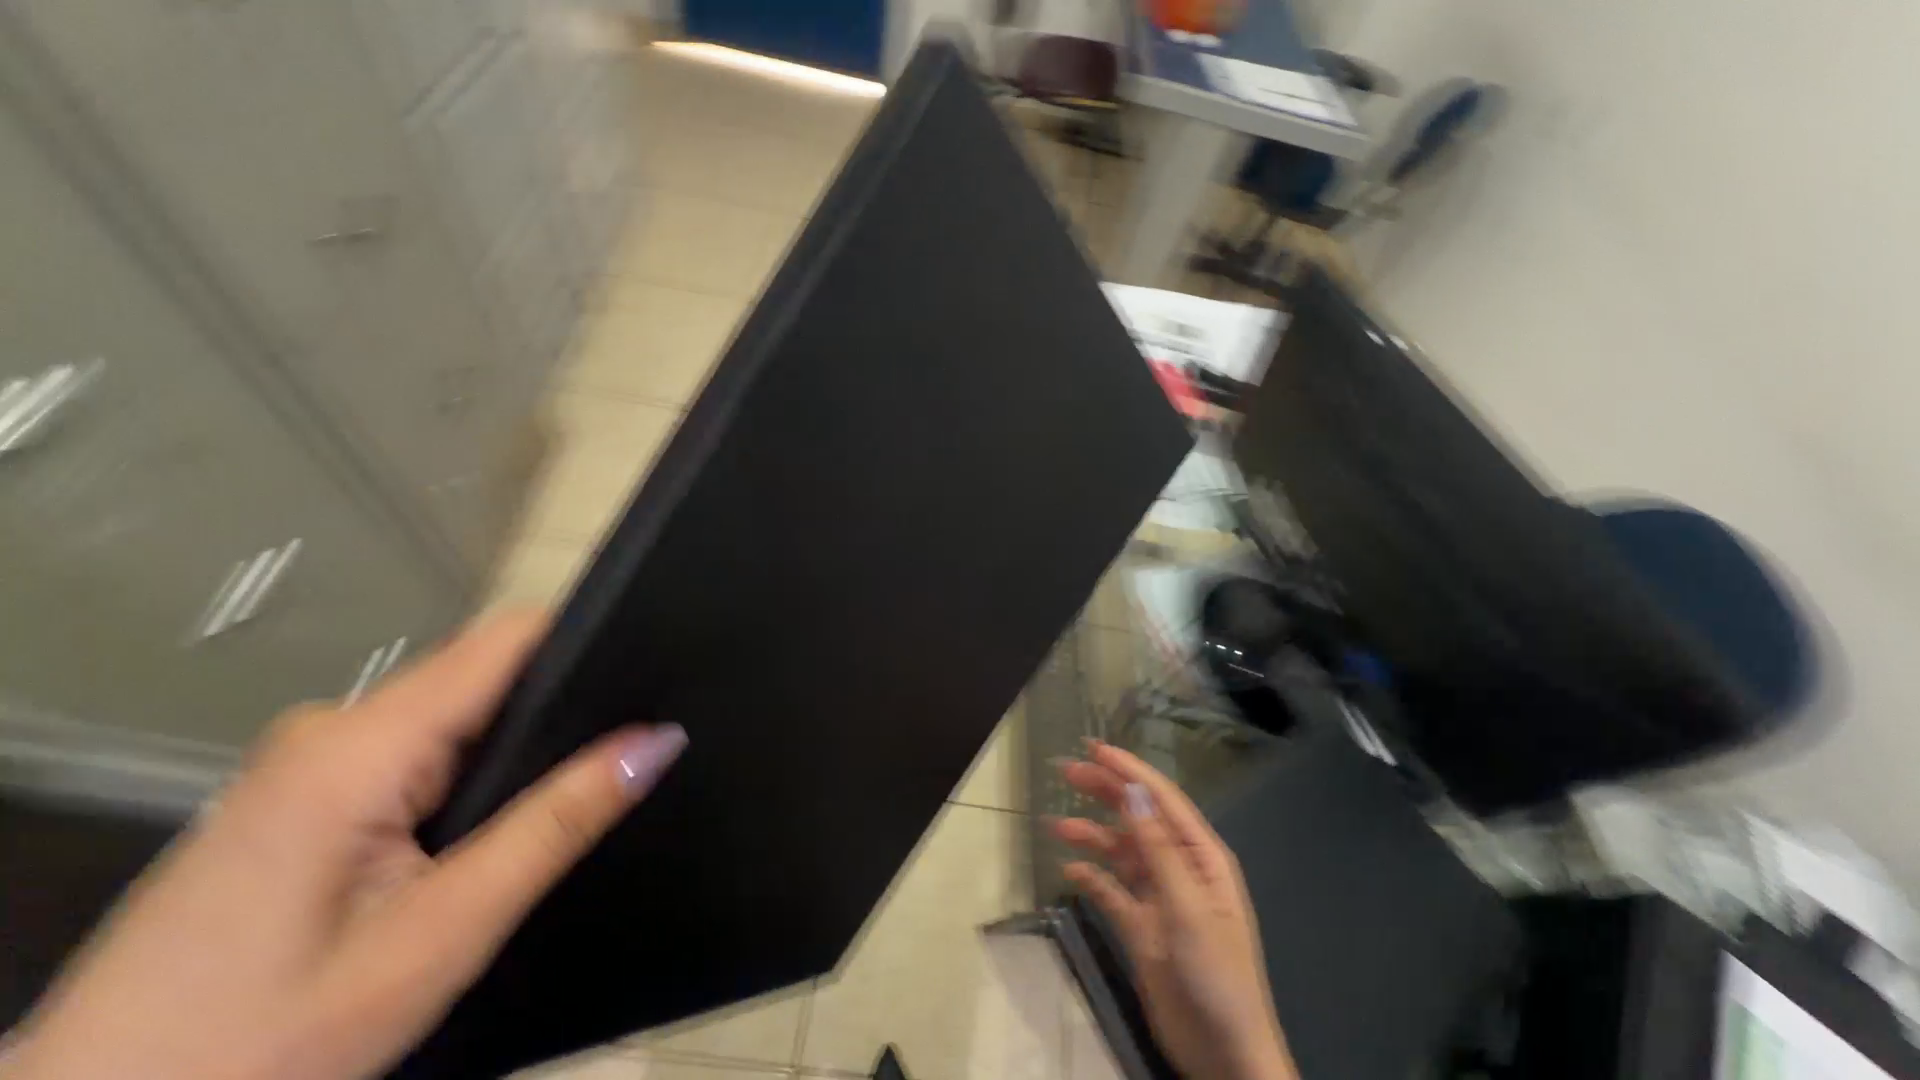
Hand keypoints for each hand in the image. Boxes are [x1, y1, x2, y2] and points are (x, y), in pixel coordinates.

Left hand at [5, 612, 686, 1079]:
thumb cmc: (274, 1036)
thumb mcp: (445, 930)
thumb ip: (557, 823)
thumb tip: (655, 741)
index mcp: (357, 745)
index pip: (502, 640)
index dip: (582, 641)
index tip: (648, 675)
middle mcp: (323, 729)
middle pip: (476, 677)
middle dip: (550, 713)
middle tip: (612, 772)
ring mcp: (299, 761)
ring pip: (444, 720)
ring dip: (503, 752)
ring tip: (547, 813)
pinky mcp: (292, 795)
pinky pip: (406, 754)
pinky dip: (457, 778)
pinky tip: (468, 839)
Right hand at [1052, 741, 1295, 1079]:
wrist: (1222, 1050)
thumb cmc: (1215, 972)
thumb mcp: (1187, 906)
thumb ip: (1158, 848)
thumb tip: (1134, 791)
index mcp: (1202, 857)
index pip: (1163, 800)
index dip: (1129, 771)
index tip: (1095, 748)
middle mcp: (1180, 868)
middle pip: (1139, 818)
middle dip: (1106, 793)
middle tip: (1066, 772)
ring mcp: (1160, 898)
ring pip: (1120, 852)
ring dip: (1091, 836)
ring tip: (1055, 825)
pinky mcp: (1142, 927)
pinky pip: (1111, 891)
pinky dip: (1091, 878)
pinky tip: (1069, 871)